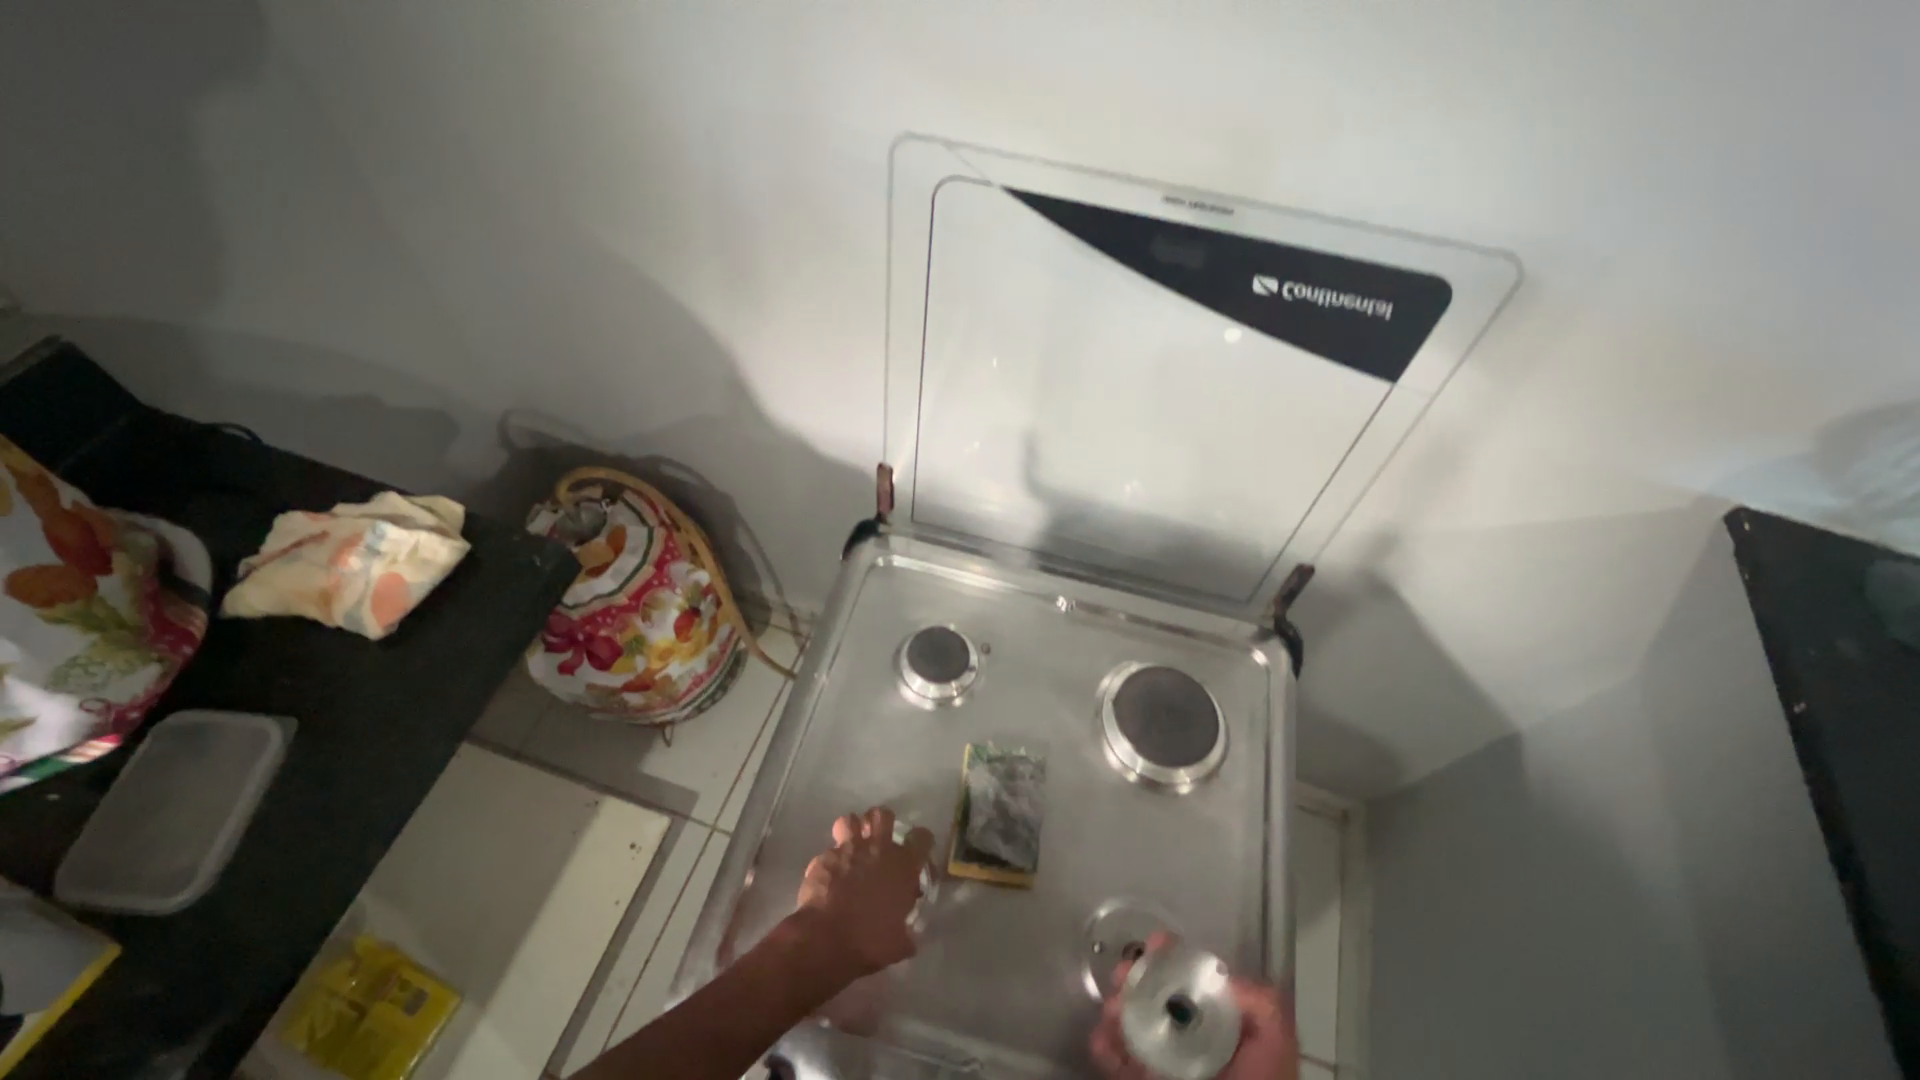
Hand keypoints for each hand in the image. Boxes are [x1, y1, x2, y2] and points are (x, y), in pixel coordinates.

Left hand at [794, 806, 934, 978]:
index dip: (921, 841)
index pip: (922, 837)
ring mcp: (847, 850)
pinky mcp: (822, 859)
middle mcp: (878, 849)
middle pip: (882, 815)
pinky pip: (827, 852)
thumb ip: (905, 932)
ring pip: (850, 820)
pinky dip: (829, 863)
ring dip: (851, 832)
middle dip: (880, 824)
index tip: (917, 851)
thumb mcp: (900, 942)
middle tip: (878, 841)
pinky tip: (827, 878)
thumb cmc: (871, 942)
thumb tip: (908, 937)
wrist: (828, 941)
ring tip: (850, 848)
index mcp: (903, 866)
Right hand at [1089, 935, 1299, 1079]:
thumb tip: (1220, 976)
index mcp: (1222, 1031)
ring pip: (1131, 1029)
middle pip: (1155, 1002)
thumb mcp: (1273, 1046)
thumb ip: (1262, 1007)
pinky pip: (1118, 1063)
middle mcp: (1190, 1045)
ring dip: (1117, 1013)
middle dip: (1135, 982)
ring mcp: (1164, 1067)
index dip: (1172, 962)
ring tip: (1112, 1011)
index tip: (1154, 945)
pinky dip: (1106, 1049)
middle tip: (1121, 976)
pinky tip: (1102, 1041)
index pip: (1193, 987)